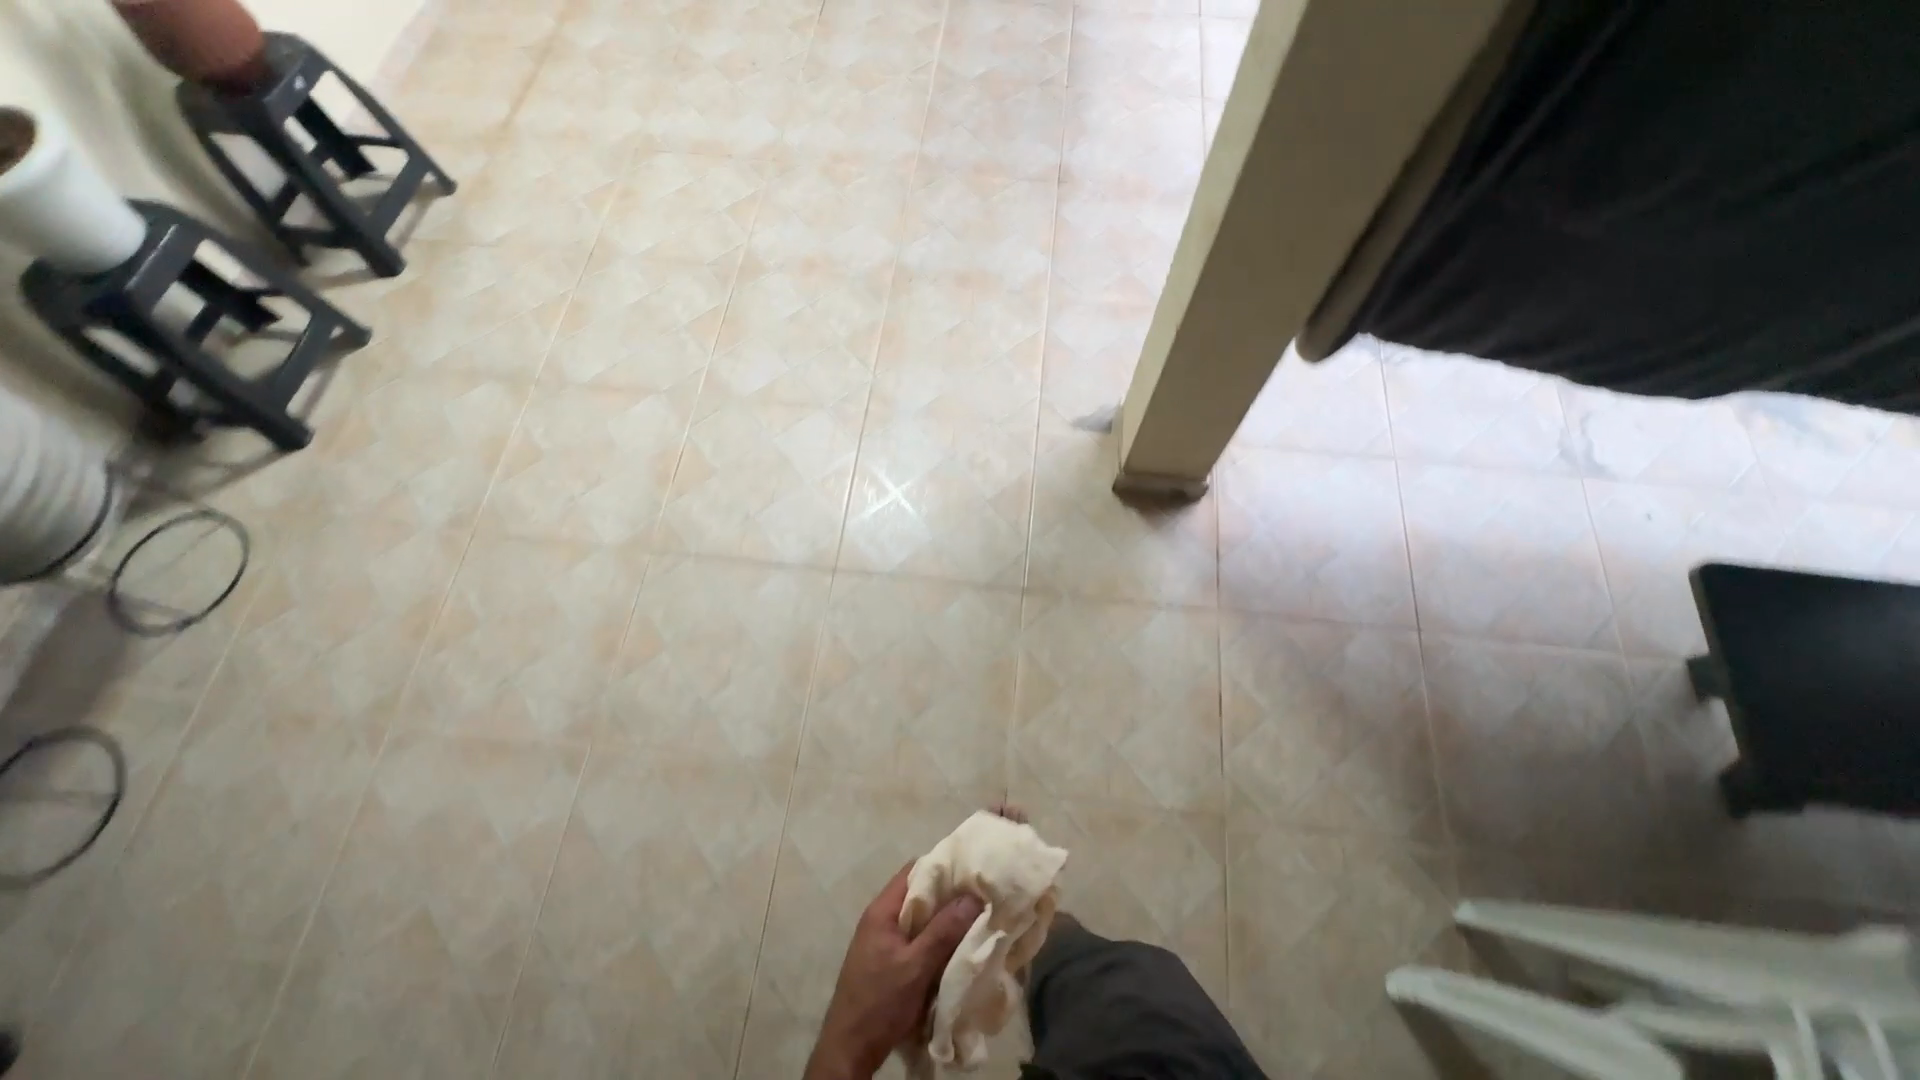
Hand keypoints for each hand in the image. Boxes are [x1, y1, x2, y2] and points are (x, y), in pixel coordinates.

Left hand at [804, 862, 984, 1079]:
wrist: (850, 1048)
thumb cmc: (880, 1002)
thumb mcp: (915, 966)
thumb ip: (943, 931)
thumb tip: (972, 896)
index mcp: (882, 911)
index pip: (914, 871)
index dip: (943, 867)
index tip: (973, 872)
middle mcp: (881, 919)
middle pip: (919, 895)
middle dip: (949, 896)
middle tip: (982, 898)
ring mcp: (883, 941)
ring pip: (920, 920)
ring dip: (944, 921)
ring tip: (976, 920)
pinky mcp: (889, 962)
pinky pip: (917, 940)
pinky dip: (936, 940)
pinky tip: (958, 947)